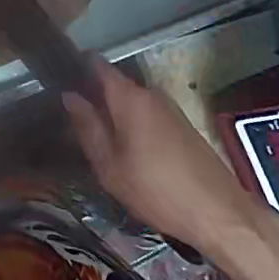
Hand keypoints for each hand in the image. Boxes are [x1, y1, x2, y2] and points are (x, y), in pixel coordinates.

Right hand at [64, 59, 278, 255]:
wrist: (221, 215)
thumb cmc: (156, 189)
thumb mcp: (109, 164)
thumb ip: (87, 125)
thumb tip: (69, 96)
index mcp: (129, 97)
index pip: (96, 64)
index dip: (75, 65)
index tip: (57, 76)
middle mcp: (151, 94)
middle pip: (113, 84)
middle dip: (91, 95)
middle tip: (68, 117)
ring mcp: (170, 109)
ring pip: (130, 101)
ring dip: (111, 111)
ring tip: (92, 135)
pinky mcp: (182, 126)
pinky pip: (146, 113)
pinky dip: (130, 122)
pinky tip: (123, 147)